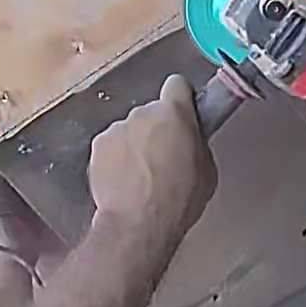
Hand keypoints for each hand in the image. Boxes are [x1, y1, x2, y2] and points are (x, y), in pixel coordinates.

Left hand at [88, 75, 217, 238]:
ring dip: (135, 144)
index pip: (178, 84)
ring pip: (130, 130)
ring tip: (141, 175)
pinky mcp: (98, 145)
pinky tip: (123, 180)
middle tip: (163, 157)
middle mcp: (142, 112)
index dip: (181, 97)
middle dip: (157, 129)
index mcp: (174, 112)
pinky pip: (112, 145)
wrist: (137, 222)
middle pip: (152, 112)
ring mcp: (117, 127)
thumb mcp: (207, 169)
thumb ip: (196, 142)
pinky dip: (116, 157)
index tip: (183, 112)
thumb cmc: (180, 198)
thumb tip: (189, 138)